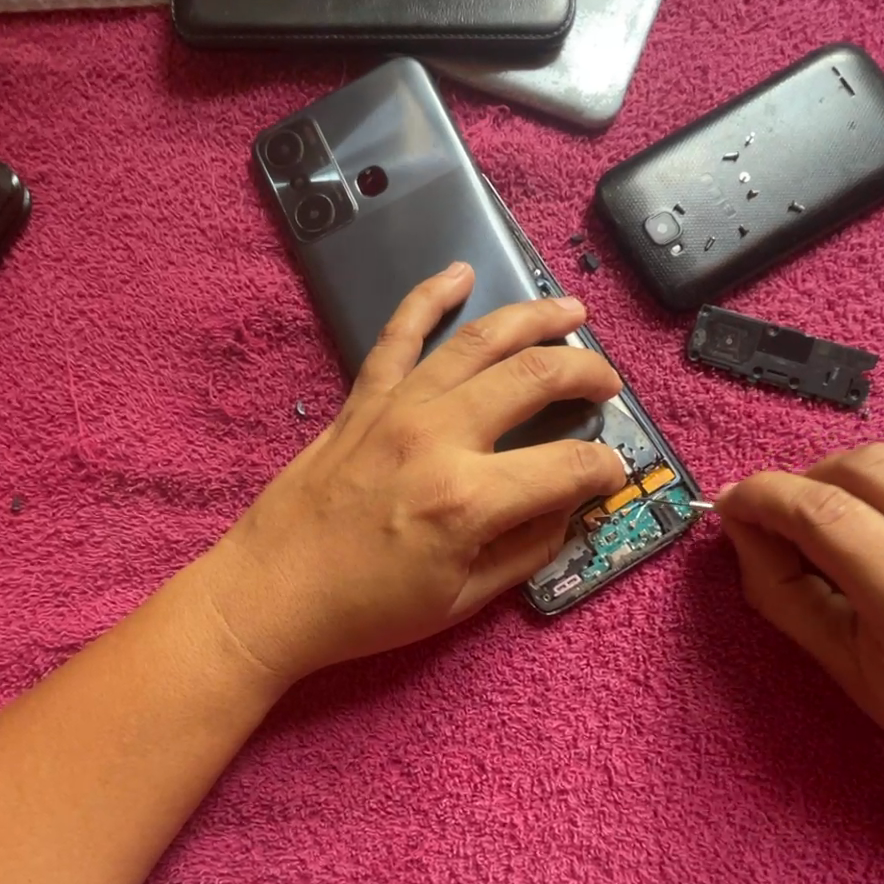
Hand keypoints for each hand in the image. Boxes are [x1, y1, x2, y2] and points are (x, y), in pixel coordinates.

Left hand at [194, 263, 626, 681]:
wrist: (272, 593)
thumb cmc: (367, 609)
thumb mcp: (461, 601)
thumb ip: (527, 550)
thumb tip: (569, 508)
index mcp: (470, 500)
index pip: (568, 467)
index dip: (604, 468)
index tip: (611, 472)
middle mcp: (439, 437)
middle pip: (535, 378)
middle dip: (588, 373)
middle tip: (609, 382)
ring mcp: (396, 409)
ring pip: (479, 341)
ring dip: (534, 318)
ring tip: (572, 311)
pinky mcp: (361, 399)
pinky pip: (398, 333)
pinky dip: (429, 297)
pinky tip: (458, 273)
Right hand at [717, 444, 883, 839]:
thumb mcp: (847, 671)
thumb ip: (783, 591)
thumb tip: (743, 527)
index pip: (825, 514)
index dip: (763, 496)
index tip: (732, 504)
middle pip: (865, 466)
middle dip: (805, 479)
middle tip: (786, 519)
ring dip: (850, 476)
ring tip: (838, 519)